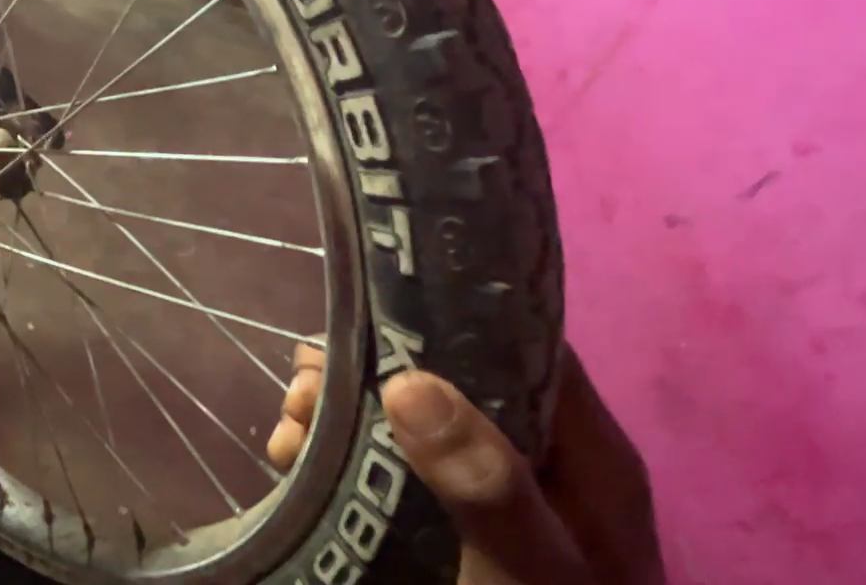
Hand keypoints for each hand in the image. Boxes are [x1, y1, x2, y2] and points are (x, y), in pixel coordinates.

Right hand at [267, 344, 663, 583]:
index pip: (517, 341)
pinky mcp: (436, 512)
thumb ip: (488, 488)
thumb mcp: (532, 575)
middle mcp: (527, 449)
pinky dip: (327, 446)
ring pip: (395, 412)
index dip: (444, 309)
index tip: (364, 306)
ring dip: (332, 405)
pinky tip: (289, 451)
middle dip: (360, 369)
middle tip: (301, 382)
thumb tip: (407, 381)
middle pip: (438, 373)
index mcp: (577, 446)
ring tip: (287, 420)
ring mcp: (479, 481)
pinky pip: (374, 456)